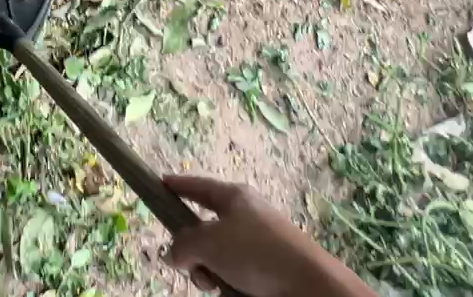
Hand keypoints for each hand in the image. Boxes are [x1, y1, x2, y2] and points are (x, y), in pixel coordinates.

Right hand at [161, 174, 375, 296]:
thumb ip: (182, 244)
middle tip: (194, 268)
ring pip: (220, 259)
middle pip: (205, 230)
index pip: (196, 186)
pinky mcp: (272, 273)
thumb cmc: (256, 254)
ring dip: (212, 275)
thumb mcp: (207, 243)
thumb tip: (174, 254)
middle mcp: (246, 217)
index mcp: (233, 197)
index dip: (176, 186)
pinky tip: (237, 295)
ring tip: (219, 287)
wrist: (313, 289)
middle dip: (194, 252)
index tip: (158, 186)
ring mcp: (261, 246)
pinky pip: (238, 277)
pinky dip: (232, 288)